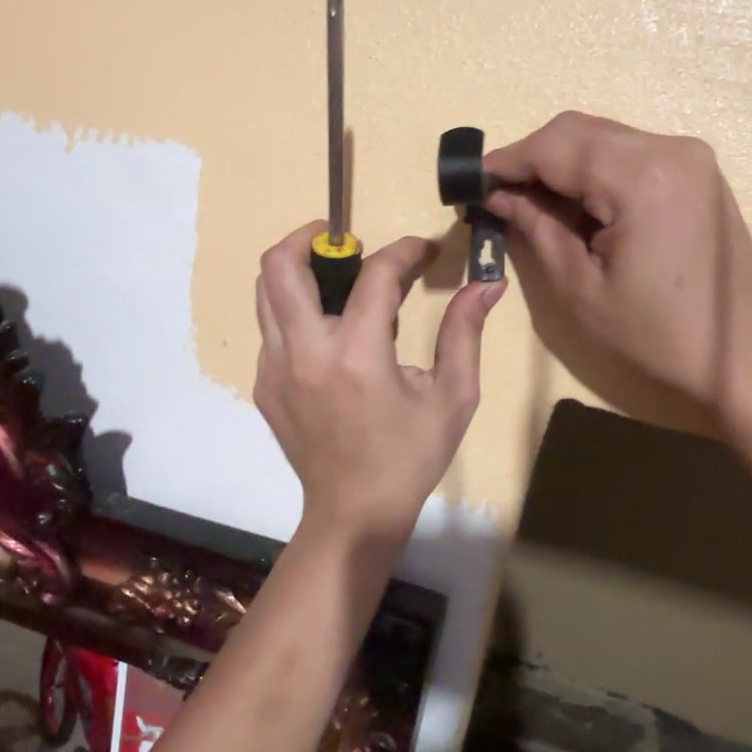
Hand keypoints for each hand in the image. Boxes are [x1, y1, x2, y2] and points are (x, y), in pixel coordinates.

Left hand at [254, 221, 503, 548]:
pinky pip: (270, 329)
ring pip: (265, 292)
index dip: (404, 250)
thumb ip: (464, 334)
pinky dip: (295, 312)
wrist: (354, 514)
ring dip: (297, 271)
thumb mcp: (452, 399)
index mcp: (357, 356)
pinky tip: (328, 335)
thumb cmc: (410, 459)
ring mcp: (275, 369)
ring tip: (334, 279)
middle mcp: (304, 352)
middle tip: (342, 240)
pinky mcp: (264, 385)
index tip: (425, 251)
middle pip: (281, 265)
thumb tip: (486, 285)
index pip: (373, 274)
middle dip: (310, 236)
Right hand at [482, 112, 751, 429]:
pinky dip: (595, 170)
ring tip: (534, 205)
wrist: (737, 360)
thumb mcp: (580, 288)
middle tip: (499, 197)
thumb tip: (499, 195)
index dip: (507, 162)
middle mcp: (671, 150)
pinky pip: (631, 153)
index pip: (555, 147)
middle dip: (532, 159)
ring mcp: (692, 158)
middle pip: (579, 131)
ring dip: (562, 164)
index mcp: (642, 178)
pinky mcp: (699, 174)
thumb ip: (538, 228)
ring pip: (604, 138)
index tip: (470, 183)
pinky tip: (578, 206)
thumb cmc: (654, 337)